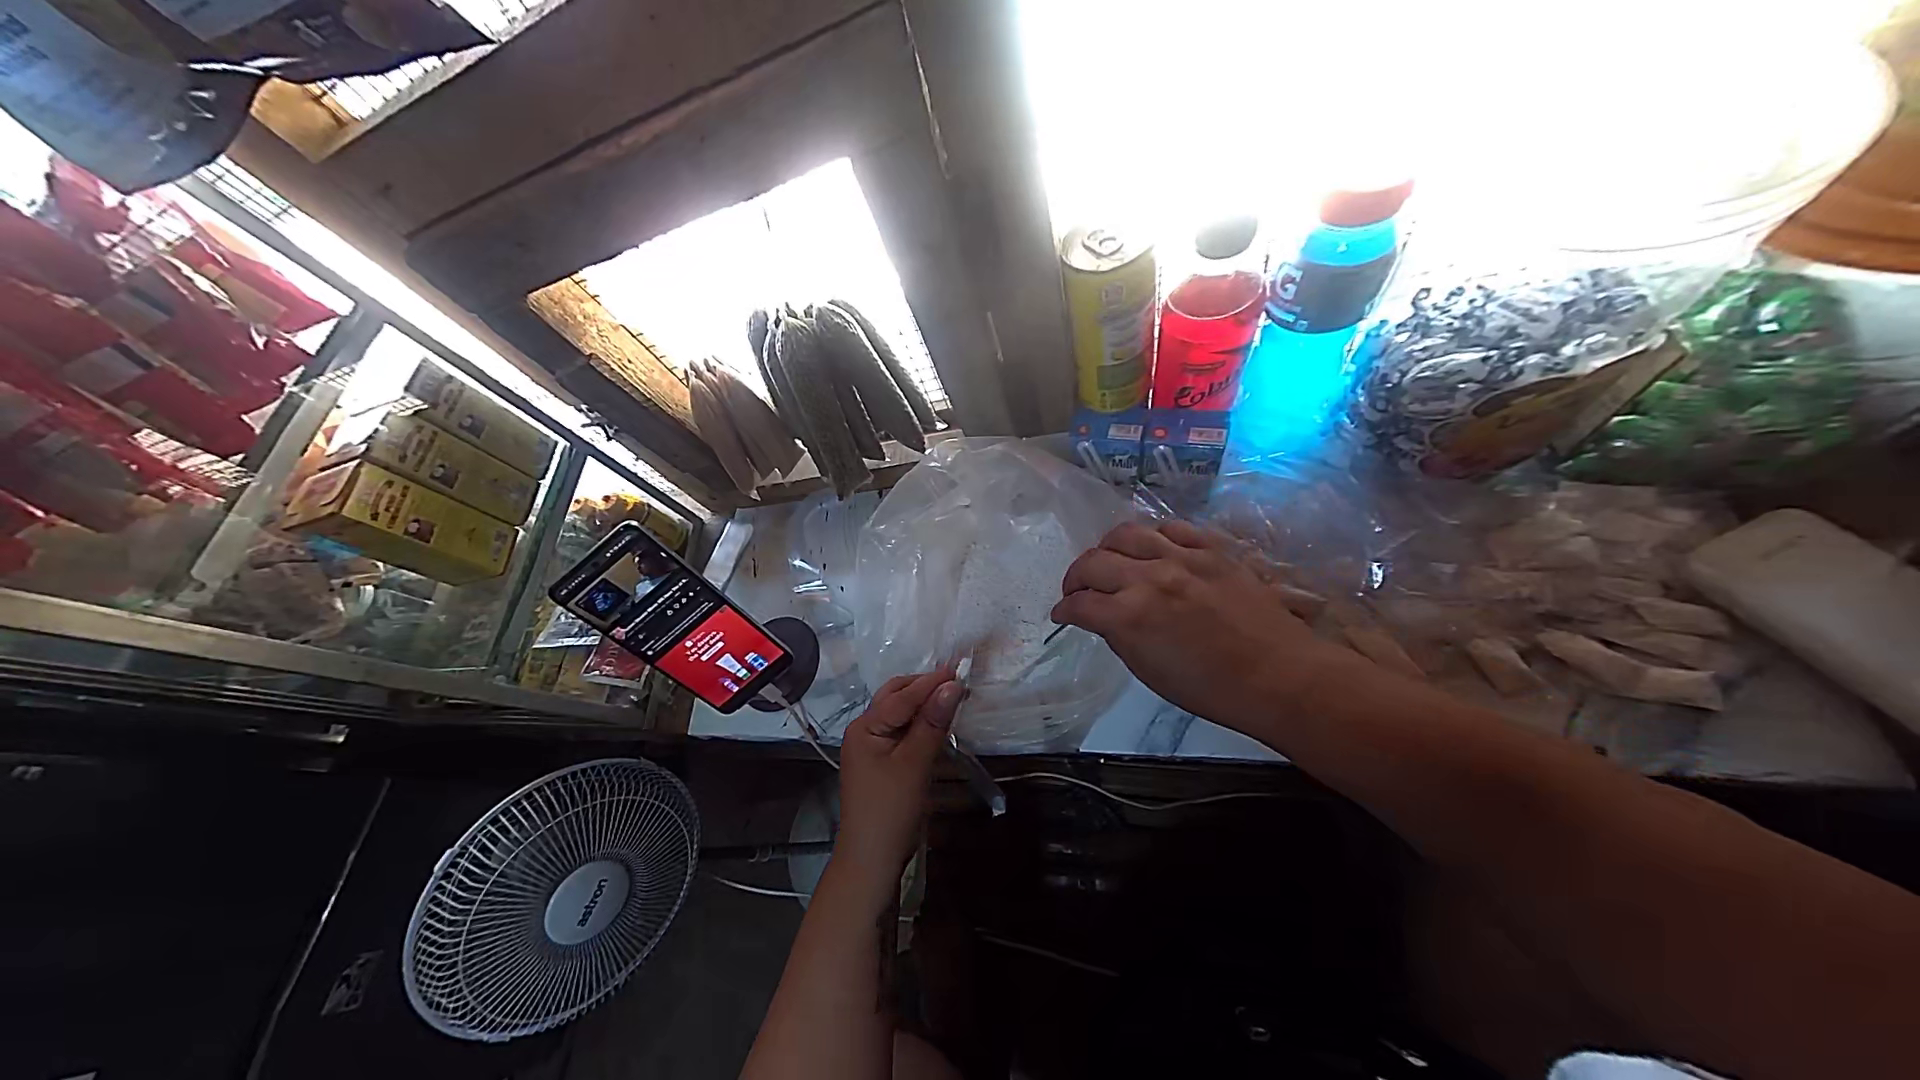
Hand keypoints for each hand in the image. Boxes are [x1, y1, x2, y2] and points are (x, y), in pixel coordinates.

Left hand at [831, 669, 962, 893]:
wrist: (872, 861)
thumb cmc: (890, 810)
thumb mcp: (914, 764)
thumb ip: (932, 723)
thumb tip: (953, 685)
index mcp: (865, 727)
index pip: (903, 696)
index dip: (932, 682)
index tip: (961, 669)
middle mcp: (865, 731)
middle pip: (896, 698)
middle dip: (925, 687)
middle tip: (958, 681)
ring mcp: (872, 748)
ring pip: (901, 714)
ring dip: (925, 703)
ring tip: (953, 697)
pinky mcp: (883, 763)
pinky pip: (904, 732)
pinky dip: (923, 723)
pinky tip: (940, 723)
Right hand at [1051, 520, 1368, 733]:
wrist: (1278, 675)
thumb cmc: (1211, 688)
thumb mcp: (1149, 671)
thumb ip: (1118, 636)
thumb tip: (1102, 617)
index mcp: (1129, 617)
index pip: (1079, 603)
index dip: (1064, 609)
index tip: (1062, 613)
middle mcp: (1148, 578)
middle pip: (1092, 562)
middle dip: (1075, 578)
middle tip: (1077, 590)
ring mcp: (1182, 558)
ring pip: (1125, 533)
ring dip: (1106, 548)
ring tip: (1109, 561)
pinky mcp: (1211, 549)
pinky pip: (1171, 528)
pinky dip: (1151, 537)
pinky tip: (1150, 549)